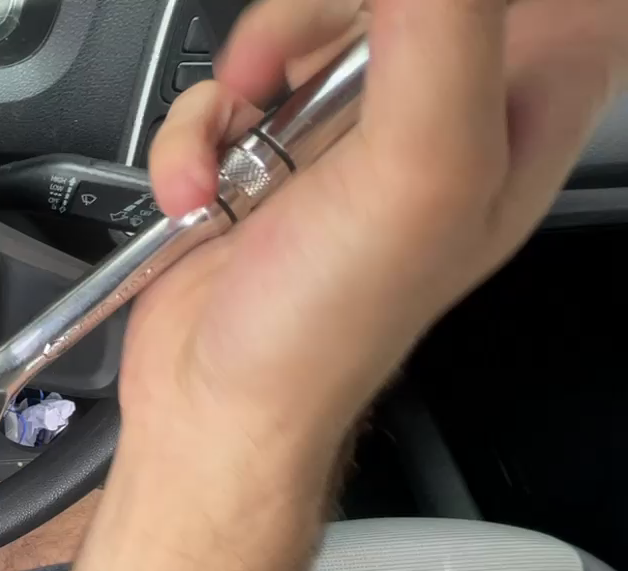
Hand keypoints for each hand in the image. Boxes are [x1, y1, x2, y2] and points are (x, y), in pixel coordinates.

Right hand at [130, 0, 625, 465]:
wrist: (209, 398)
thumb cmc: (323, 326)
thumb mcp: (418, 171)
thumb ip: (442, 32)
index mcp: (521, 94)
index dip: (411, 6)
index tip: (360, 35)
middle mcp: (426, 107)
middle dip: (303, 24)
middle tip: (269, 76)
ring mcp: (327, 138)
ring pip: (281, 38)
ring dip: (222, 102)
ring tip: (216, 172)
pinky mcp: (245, 165)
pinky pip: (210, 107)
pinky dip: (183, 148)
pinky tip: (191, 198)